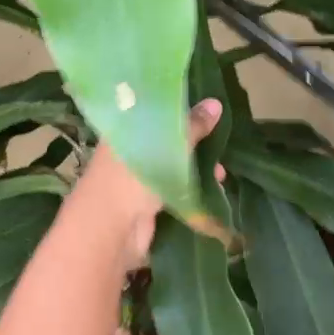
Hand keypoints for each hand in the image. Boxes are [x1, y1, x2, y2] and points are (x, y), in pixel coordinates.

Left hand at [73, 99, 223, 266]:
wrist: (113, 231)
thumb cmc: (133, 177)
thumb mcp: (166, 145)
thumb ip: (191, 127)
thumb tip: (216, 103)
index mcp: (124, 130)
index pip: (153, 111)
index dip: (178, 109)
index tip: (204, 107)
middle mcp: (130, 152)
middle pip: (166, 140)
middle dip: (193, 142)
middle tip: (219, 140)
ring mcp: (138, 179)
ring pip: (172, 167)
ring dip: (197, 168)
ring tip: (221, 172)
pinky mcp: (148, 204)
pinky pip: (175, 190)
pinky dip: (193, 189)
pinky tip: (214, 188)